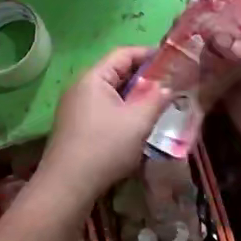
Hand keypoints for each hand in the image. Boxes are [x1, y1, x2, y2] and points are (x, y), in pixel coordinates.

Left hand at [37, 46, 171, 200]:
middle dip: (144, 78)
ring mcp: (75, 108)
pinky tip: (138, 127)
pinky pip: (104, 110)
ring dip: (135, 98)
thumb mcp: (139, 121)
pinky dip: (123, 112)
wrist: (67, 186)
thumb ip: (157, 99)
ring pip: (111, 93)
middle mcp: (81, 87)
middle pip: (117, 72)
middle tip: (170, 86)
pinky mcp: (75, 127)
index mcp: (93, 77)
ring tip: (159, 107)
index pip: (124, 53)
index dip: (149, 54)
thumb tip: (167, 87)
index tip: (173, 62)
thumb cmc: (105, 147)